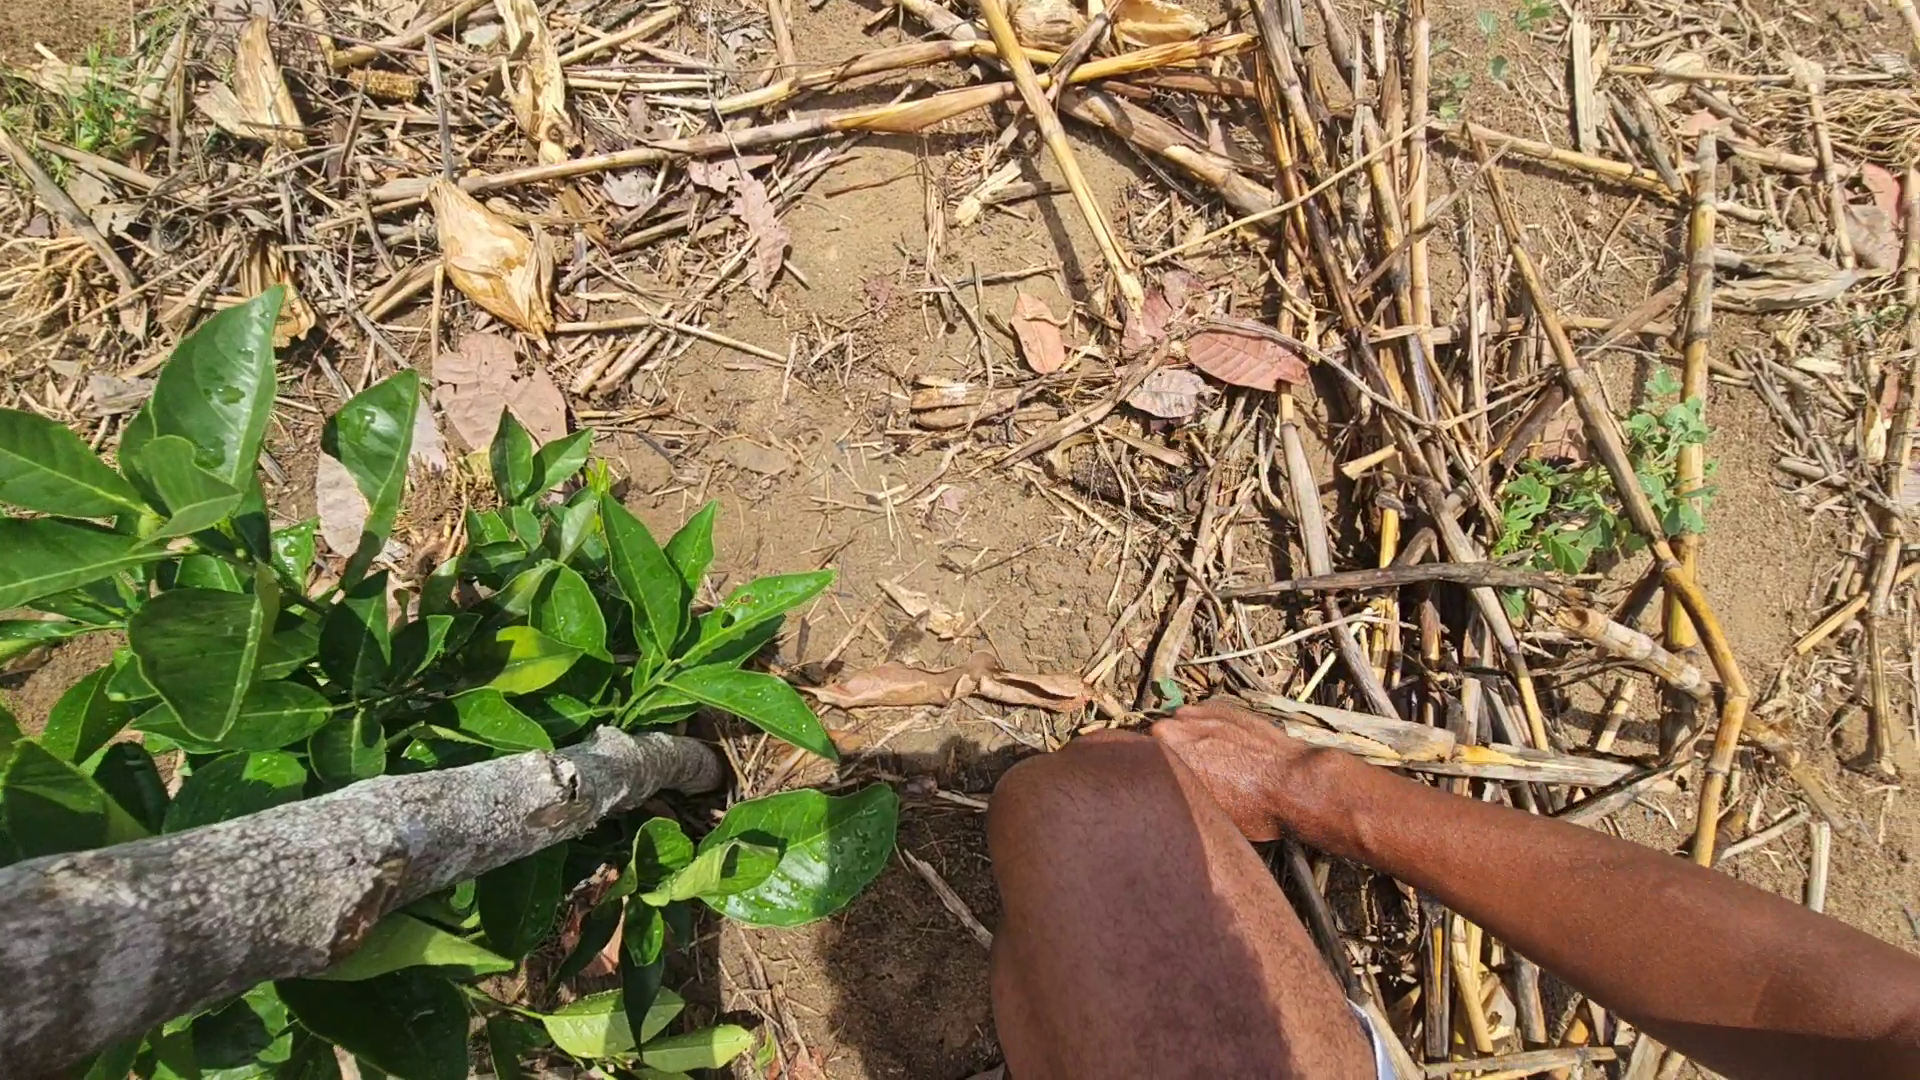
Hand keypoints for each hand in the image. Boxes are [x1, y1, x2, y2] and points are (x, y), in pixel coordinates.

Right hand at [1150, 700, 1327, 842]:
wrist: (1296, 782)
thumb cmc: (1251, 807)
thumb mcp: (1203, 812)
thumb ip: (1176, 791)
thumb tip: (1166, 794)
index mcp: (1163, 748)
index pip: (1140, 756)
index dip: (1150, 772)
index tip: (1159, 784)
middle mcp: (1176, 723)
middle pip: (1160, 738)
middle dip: (1168, 752)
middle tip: (1187, 774)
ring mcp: (1201, 711)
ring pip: (1183, 725)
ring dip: (1189, 738)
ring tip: (1211, 761)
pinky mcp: (1224, 706)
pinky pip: (1205, 718)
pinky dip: (1210, 730)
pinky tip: (1227, 749)